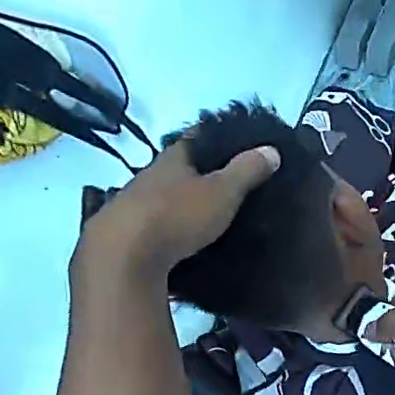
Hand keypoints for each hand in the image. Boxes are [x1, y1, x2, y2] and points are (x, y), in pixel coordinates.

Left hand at [73, 139, 278, 290]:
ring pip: (165, 196)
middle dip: (202, 173)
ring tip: (211, 213)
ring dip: (184, 202)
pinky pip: (156, 224)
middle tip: (230, 183)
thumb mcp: (222, 191)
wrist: (122, 257)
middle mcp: (149, 176)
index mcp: (172, 159)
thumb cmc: (177, 215)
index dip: (217, 137)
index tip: (239, 143)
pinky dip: (173, 227)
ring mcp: (134, 204)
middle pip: (179, 168)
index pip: (196, 138)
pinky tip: (186, 239)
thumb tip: (272, 149)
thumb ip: (247, 171)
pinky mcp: (127, 234)